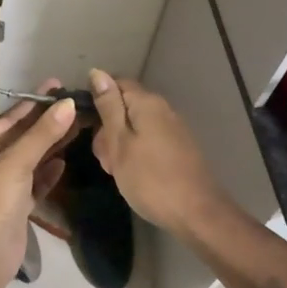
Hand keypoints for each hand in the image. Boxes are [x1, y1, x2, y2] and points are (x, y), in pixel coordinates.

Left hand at [0, 77, 78, 284]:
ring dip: (52, 145)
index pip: (10, 118)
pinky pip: (36, 181)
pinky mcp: (18, 206)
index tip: (57, 87)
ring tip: (78, 127)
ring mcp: (4, 185)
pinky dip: (49, 172)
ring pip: (32, 158)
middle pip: (23, 137)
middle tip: (75, 105)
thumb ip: (42, 134)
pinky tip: (64, 161)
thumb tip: (68, 104)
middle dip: (47, 123)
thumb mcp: (16, 163)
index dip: (34, 103)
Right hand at [89, 69, 226, 233]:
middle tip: (104, 158)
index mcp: (147, 102)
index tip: (88, 126)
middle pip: (125, 106)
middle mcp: (162, 108)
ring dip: (120, 144)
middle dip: (108, 128)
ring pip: (135, 126)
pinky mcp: (179, 147)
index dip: (97, 100)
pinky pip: (149, 140)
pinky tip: (134, 175)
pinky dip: (136, 153)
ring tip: (117, 171)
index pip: (115, 83)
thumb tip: (97, 72)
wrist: (198, 215)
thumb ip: (108, 107)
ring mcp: (173, 128)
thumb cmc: (151, 179)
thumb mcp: (120, 143)